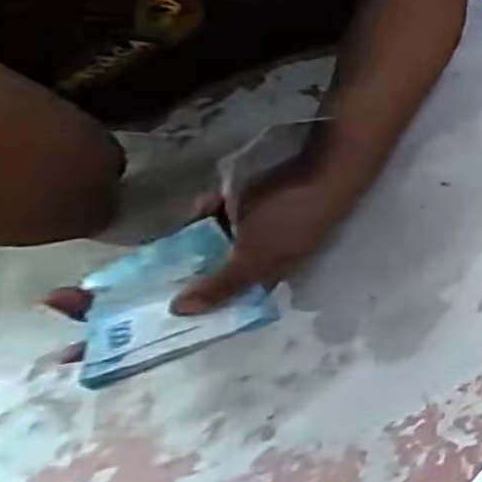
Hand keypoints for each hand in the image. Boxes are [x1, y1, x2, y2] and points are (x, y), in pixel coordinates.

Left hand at [170, 166, 346, 313]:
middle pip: (217, 267)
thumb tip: (180, 312)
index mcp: (271, 271)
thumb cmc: (294, 217)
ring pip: (213, 240)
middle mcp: (264, 253)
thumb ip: (223, 284)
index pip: (234, 295)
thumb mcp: (258, 255)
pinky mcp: (255, 205)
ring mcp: (258, 229)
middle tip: (157, 260)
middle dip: (187, 264)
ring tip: (190, 218)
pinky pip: (220, 215)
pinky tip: (209, 199)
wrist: (324, 170)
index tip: (158, 306)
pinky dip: (210, 210)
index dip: (201, 302)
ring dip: (196, 231)